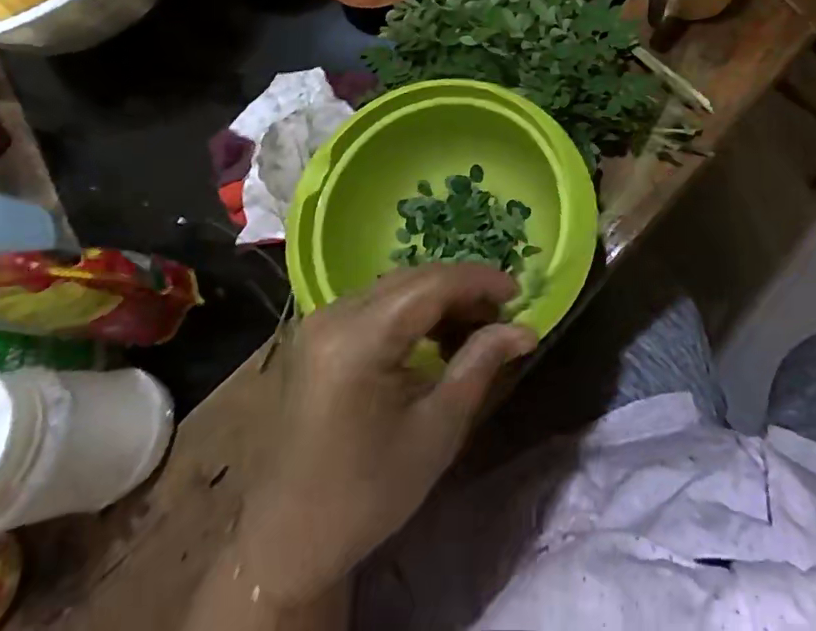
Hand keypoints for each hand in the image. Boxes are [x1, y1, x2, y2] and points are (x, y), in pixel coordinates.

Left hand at [234, 264, 536, 606]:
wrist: (292, 534)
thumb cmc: (370, 492)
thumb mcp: (437, 429)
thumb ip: (479, 364)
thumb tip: (524, 329)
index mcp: (356, 338)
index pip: (429, 285)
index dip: (478, 281)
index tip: (519, 292)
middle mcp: (330, 316)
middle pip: (407, 280)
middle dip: (459, 289)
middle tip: (501, 316)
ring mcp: (314, 323)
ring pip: (388, 290)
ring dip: (433, 300)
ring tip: (473, 329)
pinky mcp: (311, 337)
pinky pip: (367, 307)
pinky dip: (405, 313)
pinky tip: (430, 339)